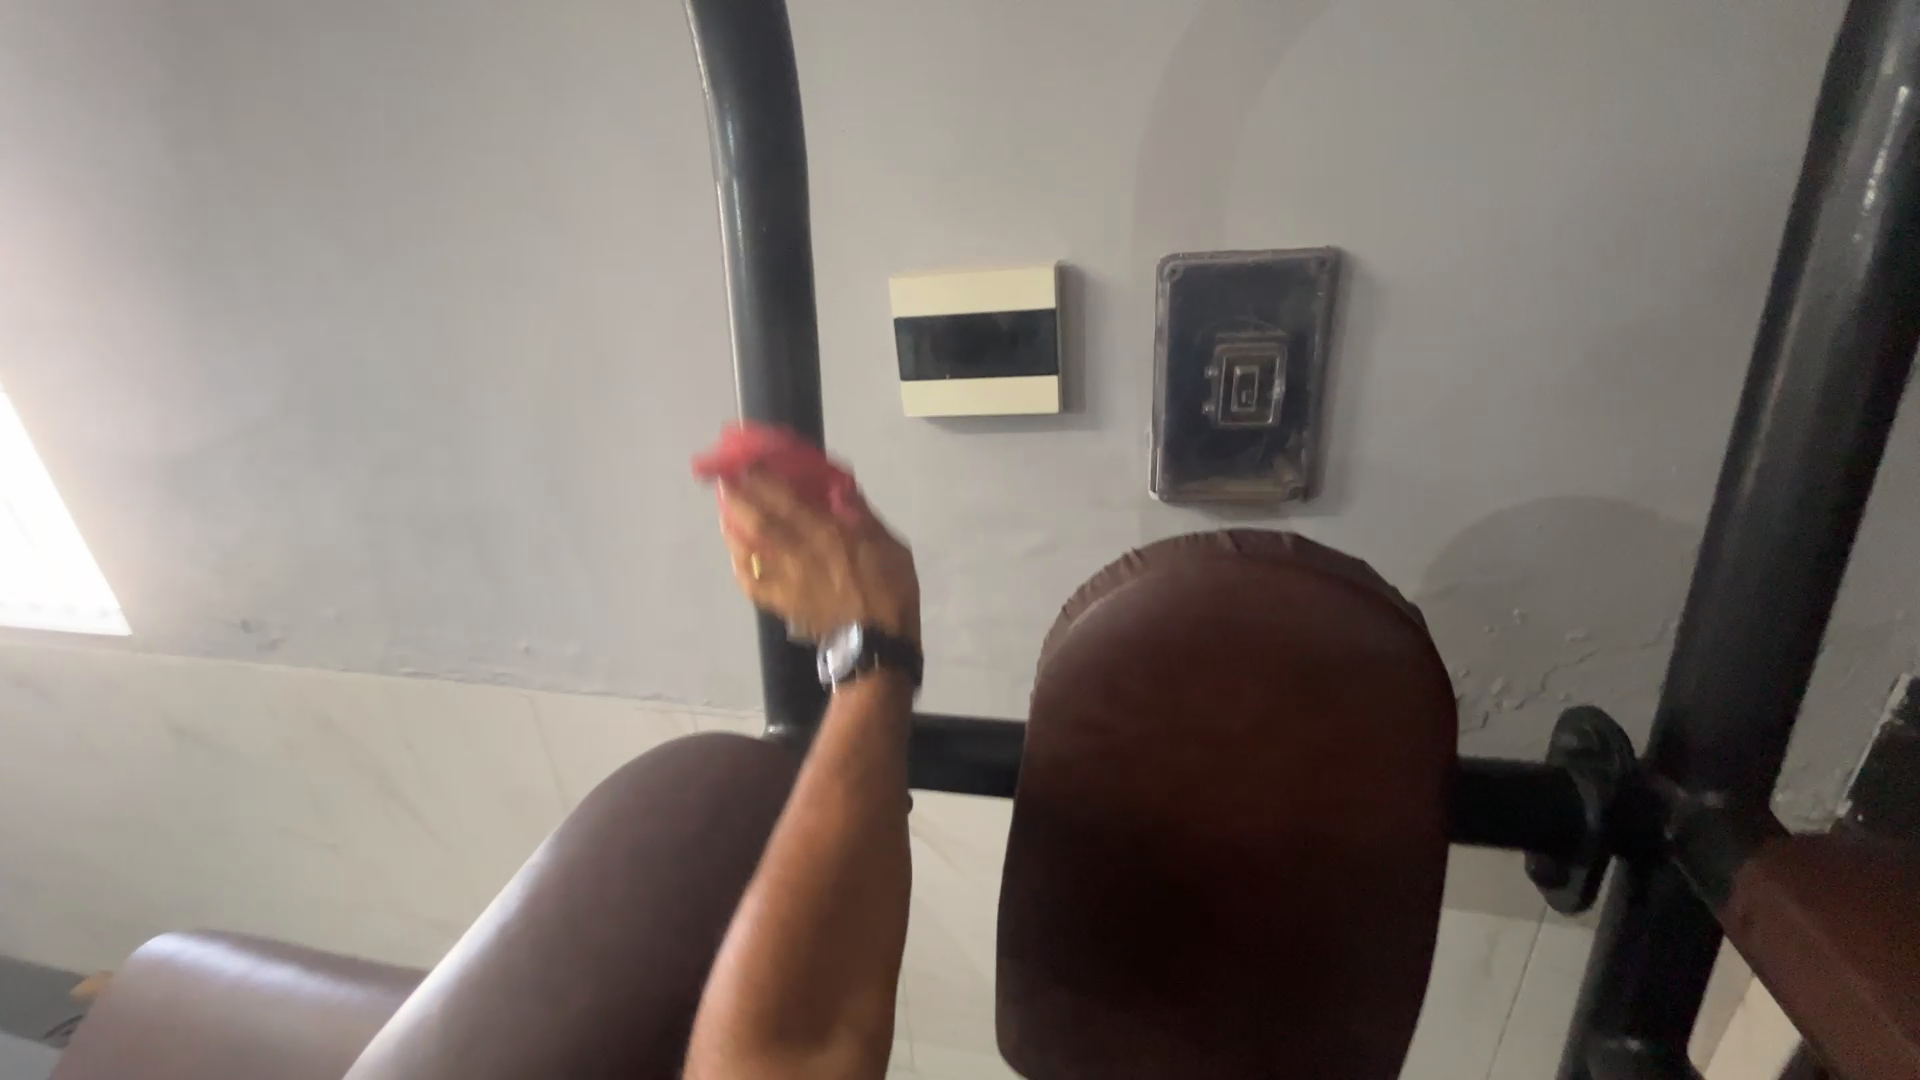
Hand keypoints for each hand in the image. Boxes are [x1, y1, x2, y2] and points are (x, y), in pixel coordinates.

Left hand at [718, 471, 919, 643]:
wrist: (879, 643)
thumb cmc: (891, 588)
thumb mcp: (889, 543)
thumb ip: (861, 515)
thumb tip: (841, 490)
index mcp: (826, 533)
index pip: (784, 498)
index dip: (761, 478)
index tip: (747, 462)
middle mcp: (797, 553)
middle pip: (757, 520)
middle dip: (738, 498)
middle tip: (726, 482)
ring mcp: (785, 580)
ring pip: (747, 550)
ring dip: (732, 528)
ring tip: (727, 514)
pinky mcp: (782, 603)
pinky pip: (752, 584)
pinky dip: (740, 567)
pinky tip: (737, 557)